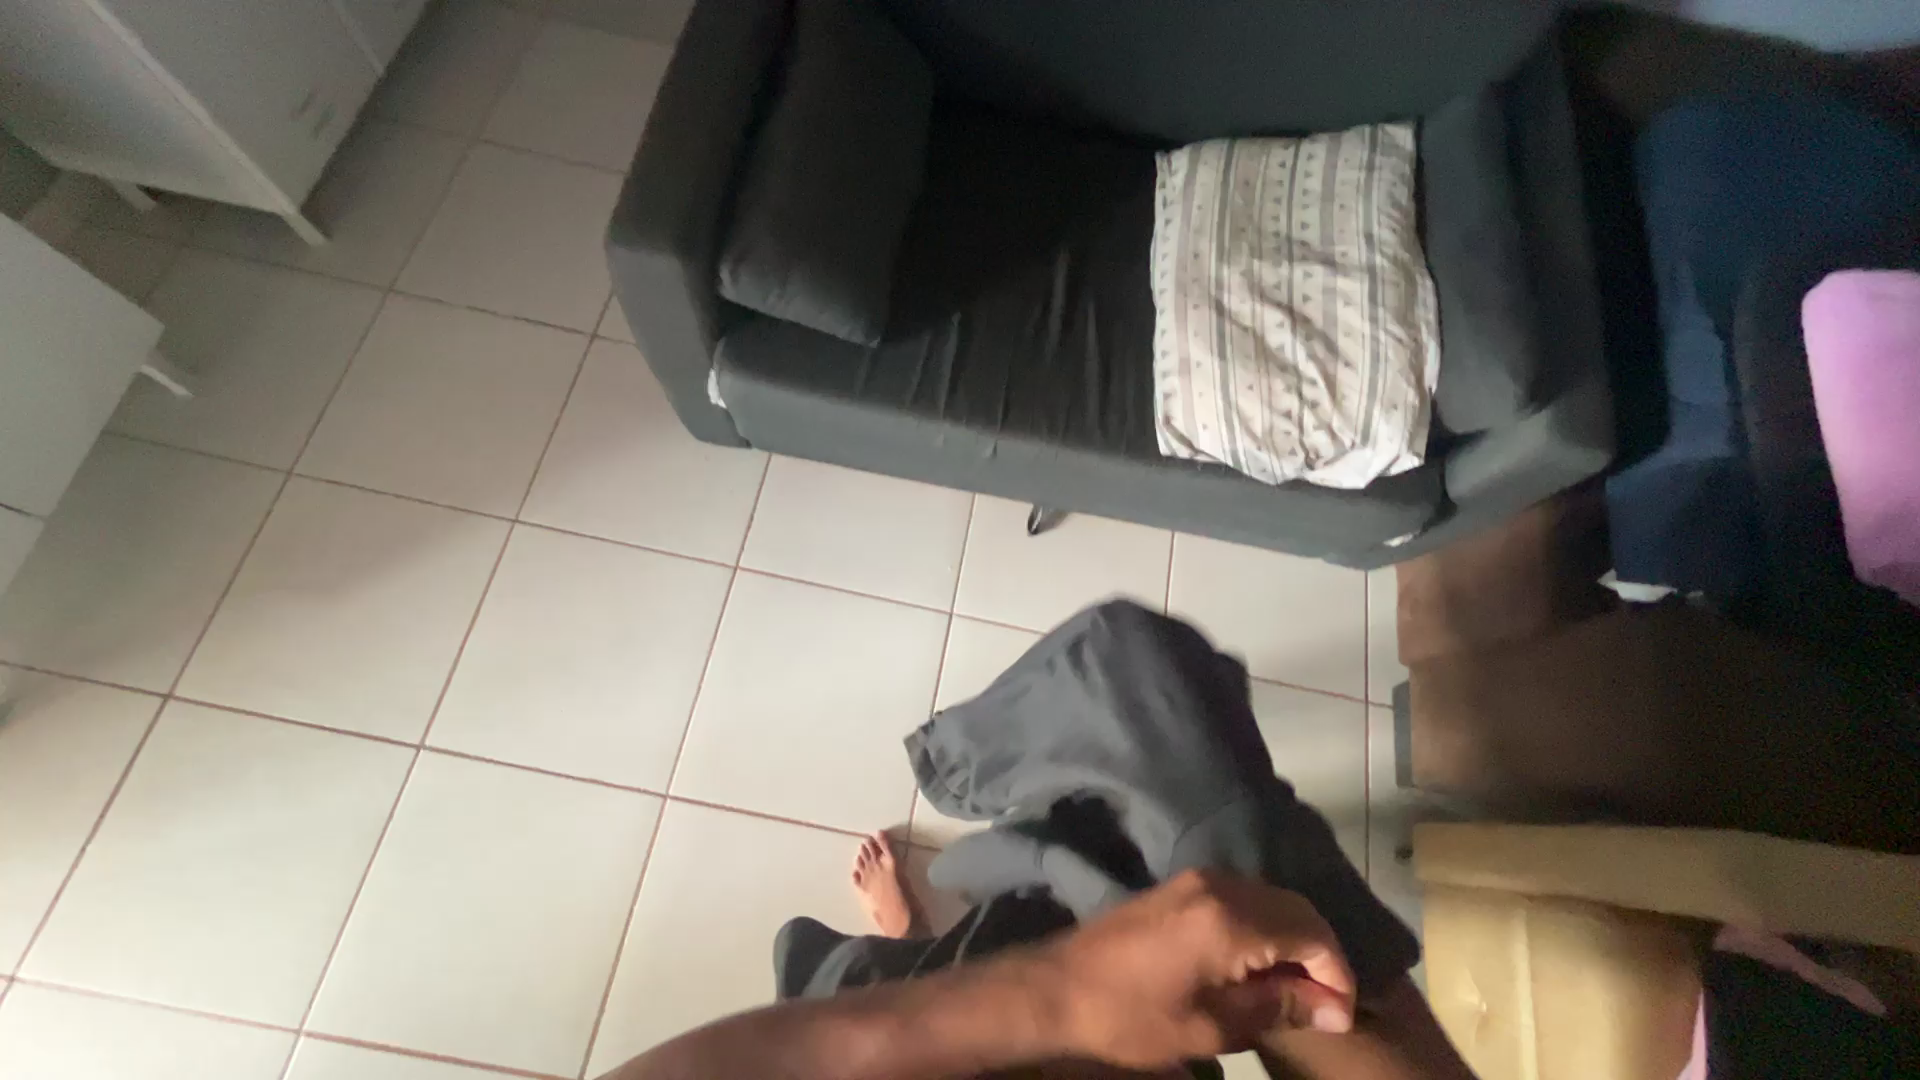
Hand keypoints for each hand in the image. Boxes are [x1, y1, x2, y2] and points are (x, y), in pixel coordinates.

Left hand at [1037, 869, 1356, 1069]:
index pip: (1311, 931)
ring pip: (1267, 899)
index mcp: (1229, 917)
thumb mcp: (1213, 1025)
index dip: (1337, 974)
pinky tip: (1256, 965)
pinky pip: (1239, 897)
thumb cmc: (1135, 1015)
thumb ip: (1277, 1007)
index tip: (1340, 1017)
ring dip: (1290, 938)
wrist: (1061, 986)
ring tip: (1293, 992)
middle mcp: (1217, 884)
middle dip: (1318, 953)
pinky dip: (1261, 926)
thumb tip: (1332, 1007)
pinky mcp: (1178, 887)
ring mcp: (1194, 880)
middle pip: (1293, 907)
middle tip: (1322, 1007)